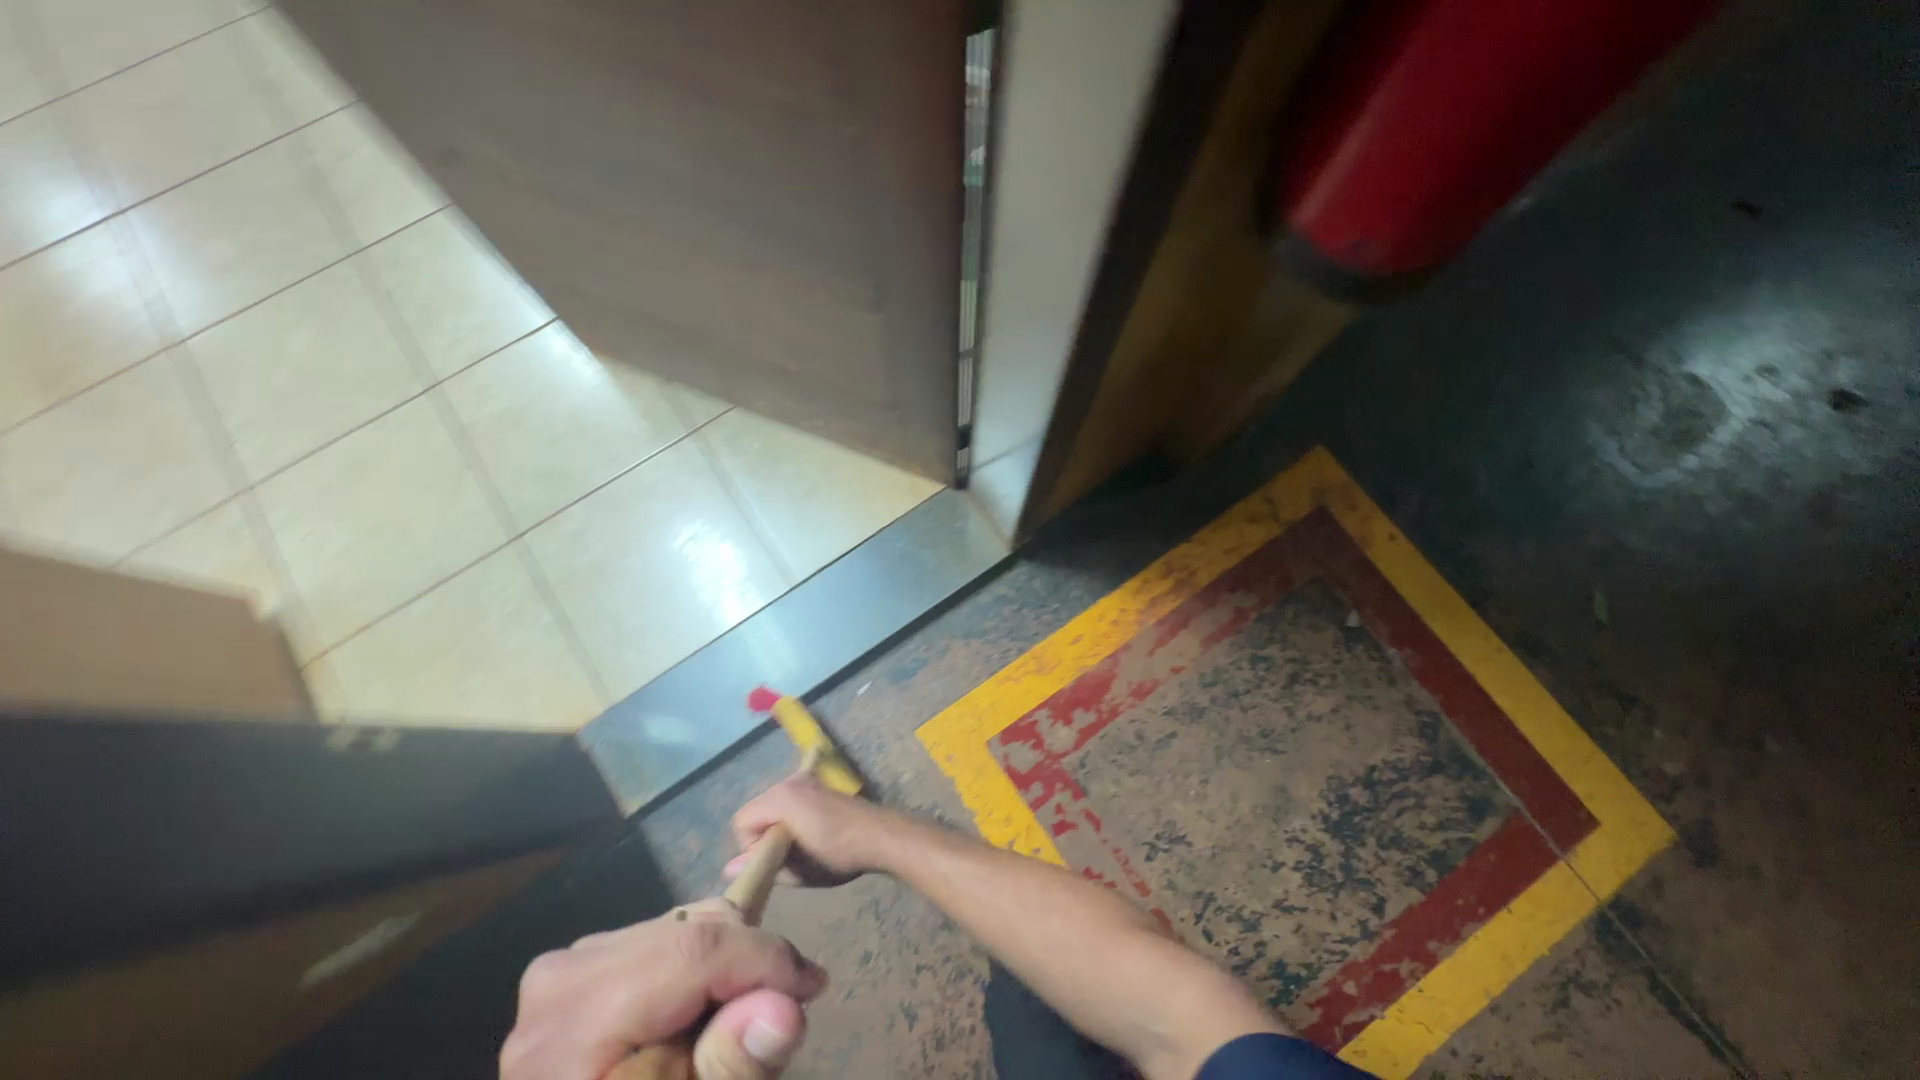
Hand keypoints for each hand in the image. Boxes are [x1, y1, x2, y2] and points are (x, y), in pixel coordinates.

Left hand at [500, 899, 827, 1079]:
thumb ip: (731, 1070)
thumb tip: (784, 1008)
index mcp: (575, 1022)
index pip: (693, 952)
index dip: (764, 960)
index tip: (815, 987)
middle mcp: (564, 976)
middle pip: (691, 931)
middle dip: (748, 966)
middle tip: (769, 1025)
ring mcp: (568, 967)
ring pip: (683, 926)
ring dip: (725, 968)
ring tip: (728, 1030)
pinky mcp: (580, 966)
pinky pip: (665, 938)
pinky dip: (699, 968)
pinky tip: (697, 1019)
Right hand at [725, 771, 901, 887]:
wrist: (881, 835)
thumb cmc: (838, 854)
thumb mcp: (798, 870)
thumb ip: (760, 866)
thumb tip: (727, 870)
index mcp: (780, 798)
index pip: (742, 821)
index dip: (750, 846)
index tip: (773, 862)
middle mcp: (789, 781)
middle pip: (757, 811)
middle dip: (765, 837)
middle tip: (787, 859)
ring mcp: (806, 780)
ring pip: (773, 807)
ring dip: (779, 828)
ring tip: (801, 849)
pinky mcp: (819, 785)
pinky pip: (790, 802)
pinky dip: (792, 819)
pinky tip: (812, 835)